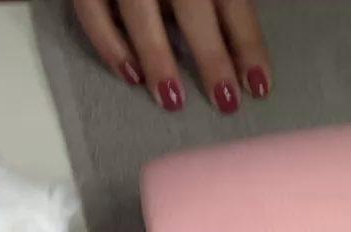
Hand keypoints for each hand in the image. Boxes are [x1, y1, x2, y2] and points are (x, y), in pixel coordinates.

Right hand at [72, 0, 269, 112]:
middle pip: (191, 5)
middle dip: (211, 56)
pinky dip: (108, 43)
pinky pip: (91, 7)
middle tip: (225, 102)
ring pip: (138, 8)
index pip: (233, 1)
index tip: (259, 86)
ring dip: (157, 57)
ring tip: (172, 100)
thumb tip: (240, 56)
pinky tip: (130, 76)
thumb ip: (222, 6)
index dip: (248, 44)